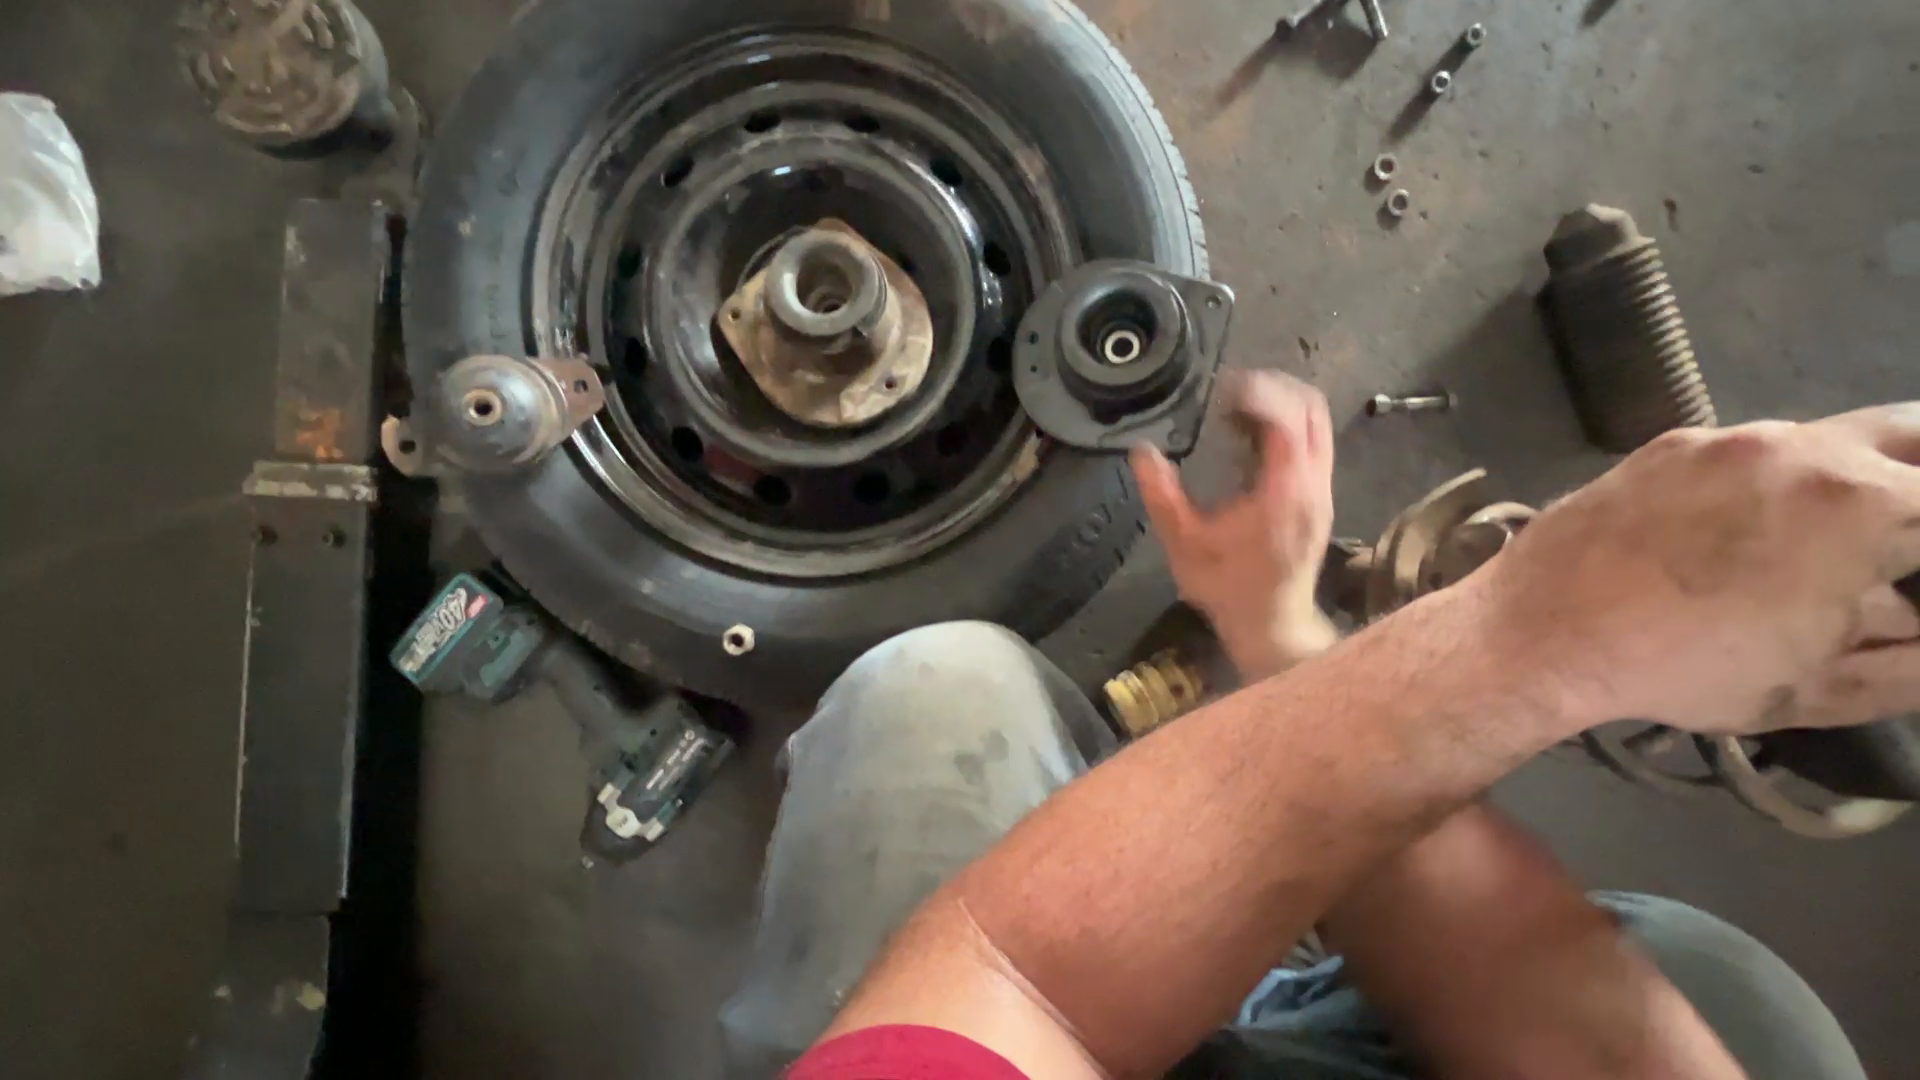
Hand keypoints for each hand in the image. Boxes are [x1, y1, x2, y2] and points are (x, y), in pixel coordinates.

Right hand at [1132, 372, 1339, 677]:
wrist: (1271, 623)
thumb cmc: (1226, 587)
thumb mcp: (1184, 545)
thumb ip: (1163, 497)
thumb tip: (1141, 452)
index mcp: (1284, 492)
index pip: (1285, 417)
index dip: (1254, 392)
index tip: (1218, 389)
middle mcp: (1313, 483)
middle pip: (1310, 407)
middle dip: (1270, 387)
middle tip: (1227, 390)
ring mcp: (1323, 488)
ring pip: (1316, 420)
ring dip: (1280, 403)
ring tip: (1236, 406)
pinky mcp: (1320, 494)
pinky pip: (1313, 439)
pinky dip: (1286, 423)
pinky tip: (1249, 435)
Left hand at [1475, 408, 1919, 734]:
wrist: (1533, 633)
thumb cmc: (1678, 668)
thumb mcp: (1825, 687)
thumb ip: (1915, 658)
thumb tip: (1919, 629)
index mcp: (1862, 502)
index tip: (1902, 586)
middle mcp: (1792, 449)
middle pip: (1912, 440)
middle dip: (1919, 492)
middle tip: (1896, 548)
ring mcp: (1715, 441)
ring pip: (1821, 441)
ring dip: (1850, 480)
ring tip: (1829, 544)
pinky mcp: (1655, 450)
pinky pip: (1741, 452)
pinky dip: (1769, 480)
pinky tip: (1742, 529)